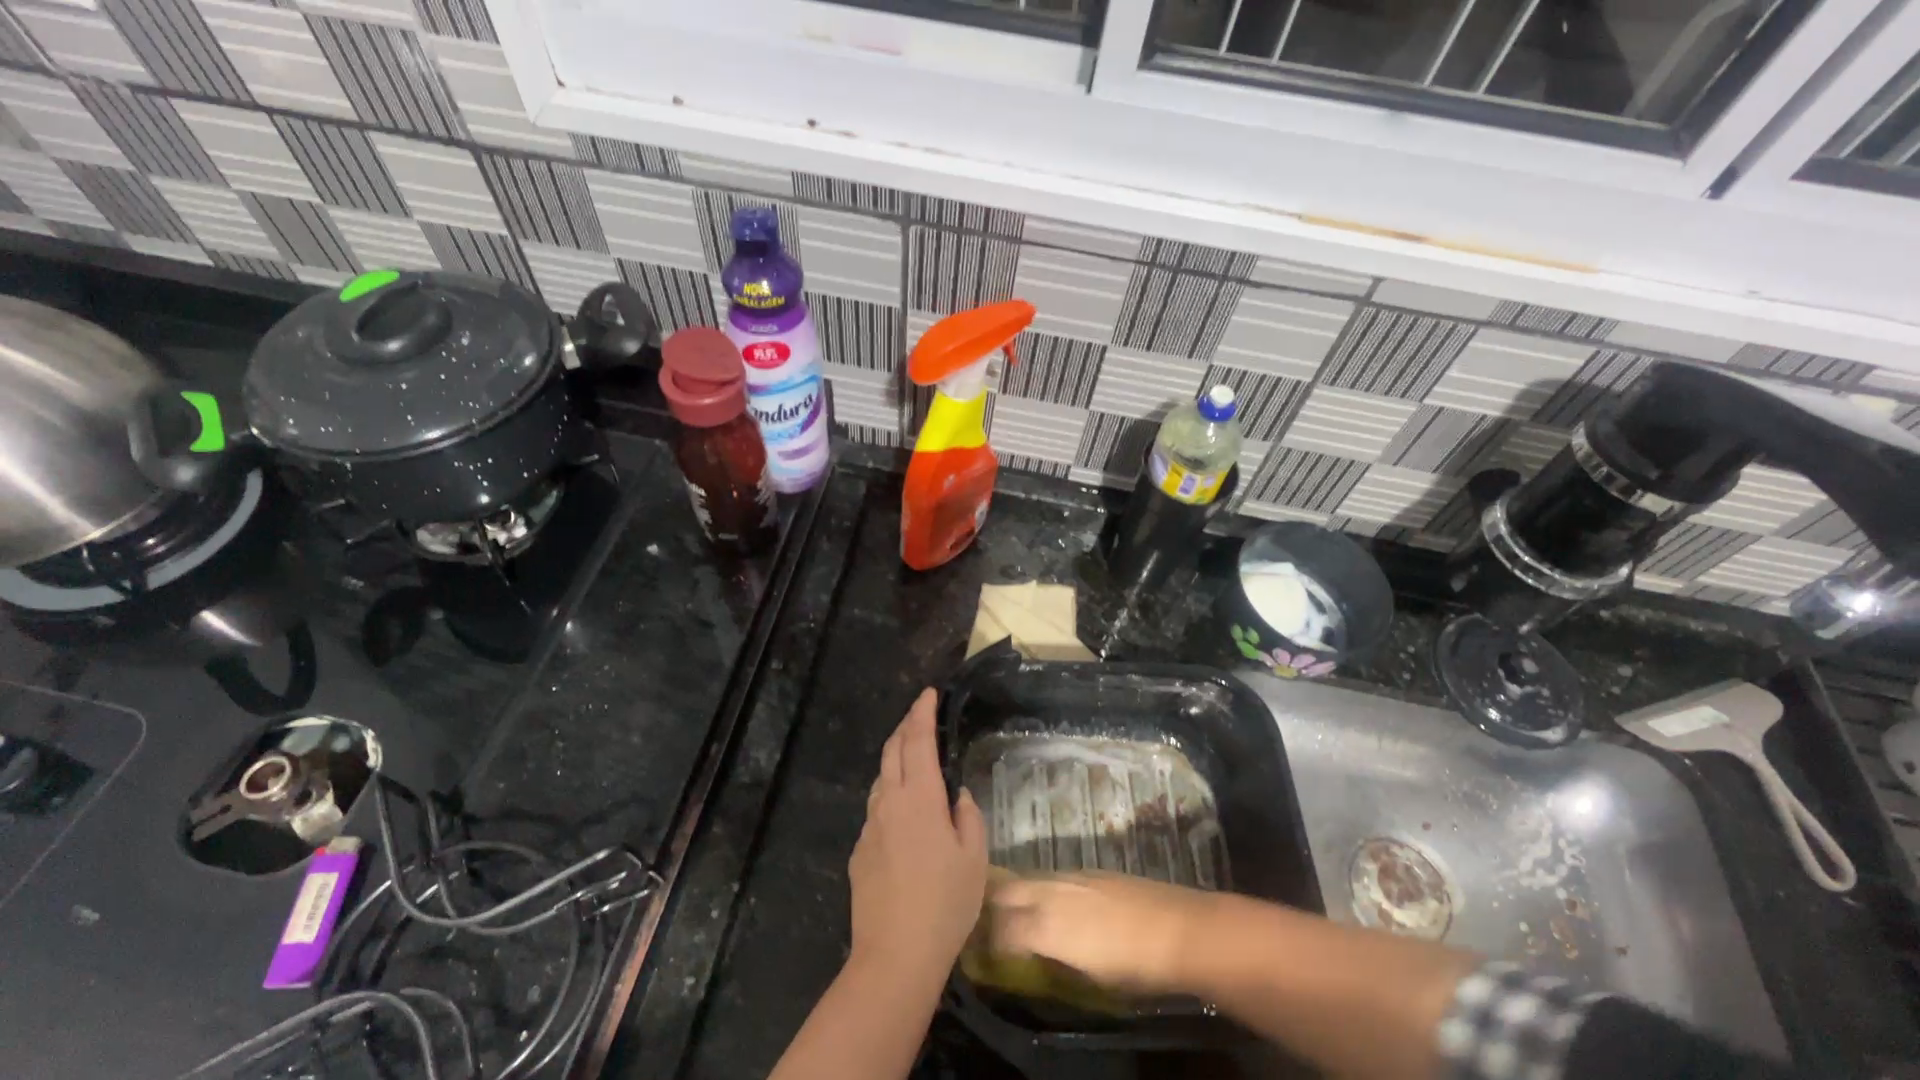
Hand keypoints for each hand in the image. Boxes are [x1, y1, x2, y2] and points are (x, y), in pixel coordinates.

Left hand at [848, 688, 987, 983]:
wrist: (895, 953)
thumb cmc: (945, 904)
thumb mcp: (973, 859)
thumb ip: (968, 818)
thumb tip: (958, 797)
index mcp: (920, 798)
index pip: (918, 741)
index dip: (922, 713)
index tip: (928, 694)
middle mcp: (889, 803)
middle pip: (892, 752)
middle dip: (906, 728)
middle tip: (921, 716)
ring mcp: (869, 827)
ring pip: (881, 780)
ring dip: (896, 761)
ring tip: (914, 760)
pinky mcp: (859, 852)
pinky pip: (876, 811)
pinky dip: (891, 797)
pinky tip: (904, 816)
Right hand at [988, 872, 1218, 994]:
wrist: (1182, 929)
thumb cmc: (1135, 966)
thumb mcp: (1089, 977)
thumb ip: (1056, 961)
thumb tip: (1039, 956)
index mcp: (1045, 927)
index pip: (1001, 930)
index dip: (990, 943)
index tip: (989, 954)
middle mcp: (1051, 894)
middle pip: (1006, 891)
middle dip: (995, 907)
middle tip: (995, 925)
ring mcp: (1072, 877)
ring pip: (1030, 879)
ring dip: (1020, 895)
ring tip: (1025, 914)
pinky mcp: (1093, 870)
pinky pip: (1055, 877)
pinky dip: (1047, 889)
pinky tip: (1061, 905)